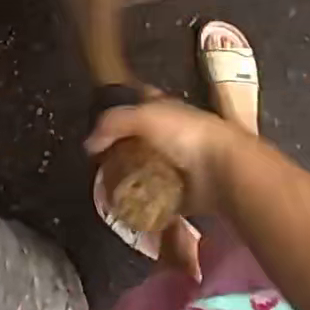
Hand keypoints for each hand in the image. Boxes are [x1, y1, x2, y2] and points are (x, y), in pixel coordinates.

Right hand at [85, 99, 250, 214]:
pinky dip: (143, 205)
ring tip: (105, 189)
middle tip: (97, 164)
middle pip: (140, 139)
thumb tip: (89, 143)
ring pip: (147, 169)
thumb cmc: (184, 133)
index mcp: (164, 108)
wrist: (221, 168)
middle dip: (121, 149)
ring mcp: (177, 164)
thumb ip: (114, 123)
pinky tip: (124, 209)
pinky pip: (156, 199)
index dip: (122, 107)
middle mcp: (171, 133)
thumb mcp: (145, 117)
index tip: (101, 124)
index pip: (139, 101)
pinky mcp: (182, 193)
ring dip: (131, 179)